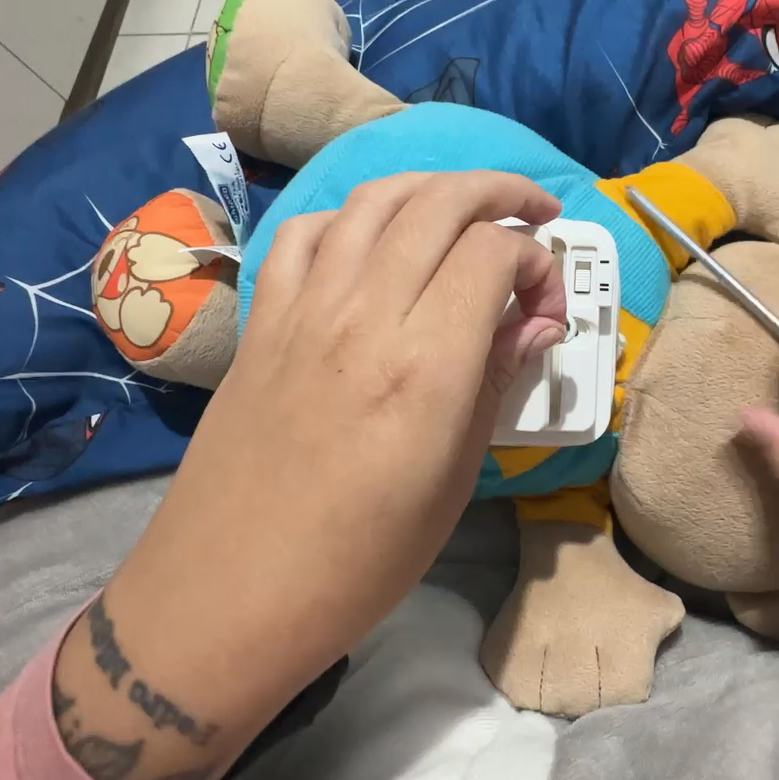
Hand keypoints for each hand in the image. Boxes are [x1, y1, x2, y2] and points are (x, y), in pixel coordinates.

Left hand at [51, 171, 567, 779]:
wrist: (229, 592)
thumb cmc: (362, 557)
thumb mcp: (455, 476)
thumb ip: (496, 377)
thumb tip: (538, 320)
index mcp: (425, 363)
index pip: (494, 253)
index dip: (538, 263)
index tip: (548, 308)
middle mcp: (364, 313)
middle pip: (440, 203)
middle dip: (502, 193)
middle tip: (538, 215)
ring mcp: (305, 307)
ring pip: (375, 199)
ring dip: (434, 188)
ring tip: (468, 206)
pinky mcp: (264, 318)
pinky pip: (308, 231)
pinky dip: (356, 217)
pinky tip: (376, 243)